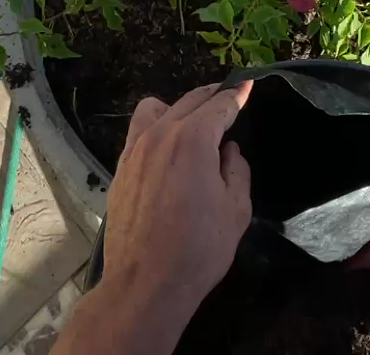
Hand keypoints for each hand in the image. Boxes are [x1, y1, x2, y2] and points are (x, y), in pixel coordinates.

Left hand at [103, 81, 253, 316]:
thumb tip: (228, 151)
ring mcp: (136, 148)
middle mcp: (162, 133)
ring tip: (195, 123)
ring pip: (159, 107)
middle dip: (214, 96)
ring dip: (181, 106)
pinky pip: (139, 129)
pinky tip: (167, 145)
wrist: (144, 285)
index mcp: (194, 139)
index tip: (248, 85)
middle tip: (230, 99)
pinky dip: (156, 125)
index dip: (238, 95)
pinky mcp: (121, 166)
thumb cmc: (198, 249)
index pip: (221, 105)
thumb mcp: (236, 210)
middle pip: (191, 100)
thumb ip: (237, 170)